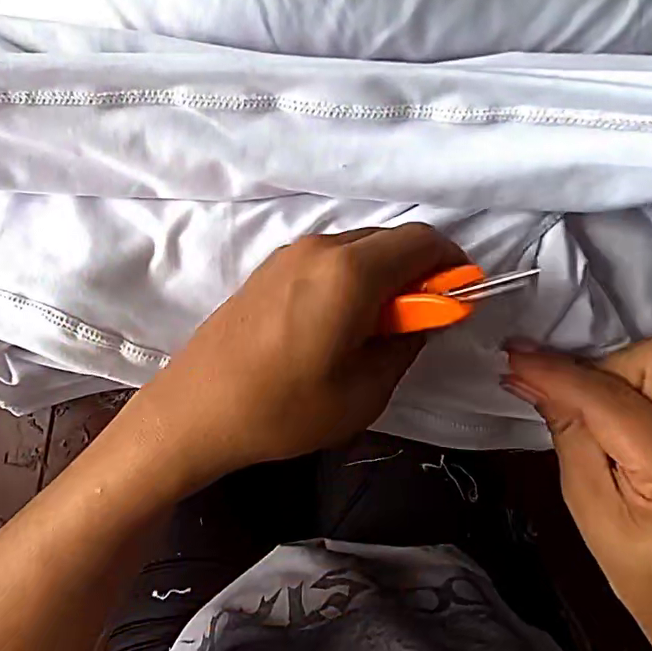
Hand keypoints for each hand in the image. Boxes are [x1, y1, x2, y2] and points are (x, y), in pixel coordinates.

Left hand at [131, 224, 465, 486]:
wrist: (192, 412)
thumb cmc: (284, 409)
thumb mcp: (365, 390)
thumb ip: (409, 341)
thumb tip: (430, 315)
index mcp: (351, 272)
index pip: (423, 241)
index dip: (452, 264)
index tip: (459, 298)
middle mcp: (323, 247)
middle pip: (393, 239)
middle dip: (420, 271)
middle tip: (420, 320)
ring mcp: (293, 252)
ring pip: (363, 246)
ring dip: (386, 275)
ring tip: (377, 327)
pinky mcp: (273, 266)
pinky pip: (333, 257)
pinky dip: (356, 276)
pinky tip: (340, 322)